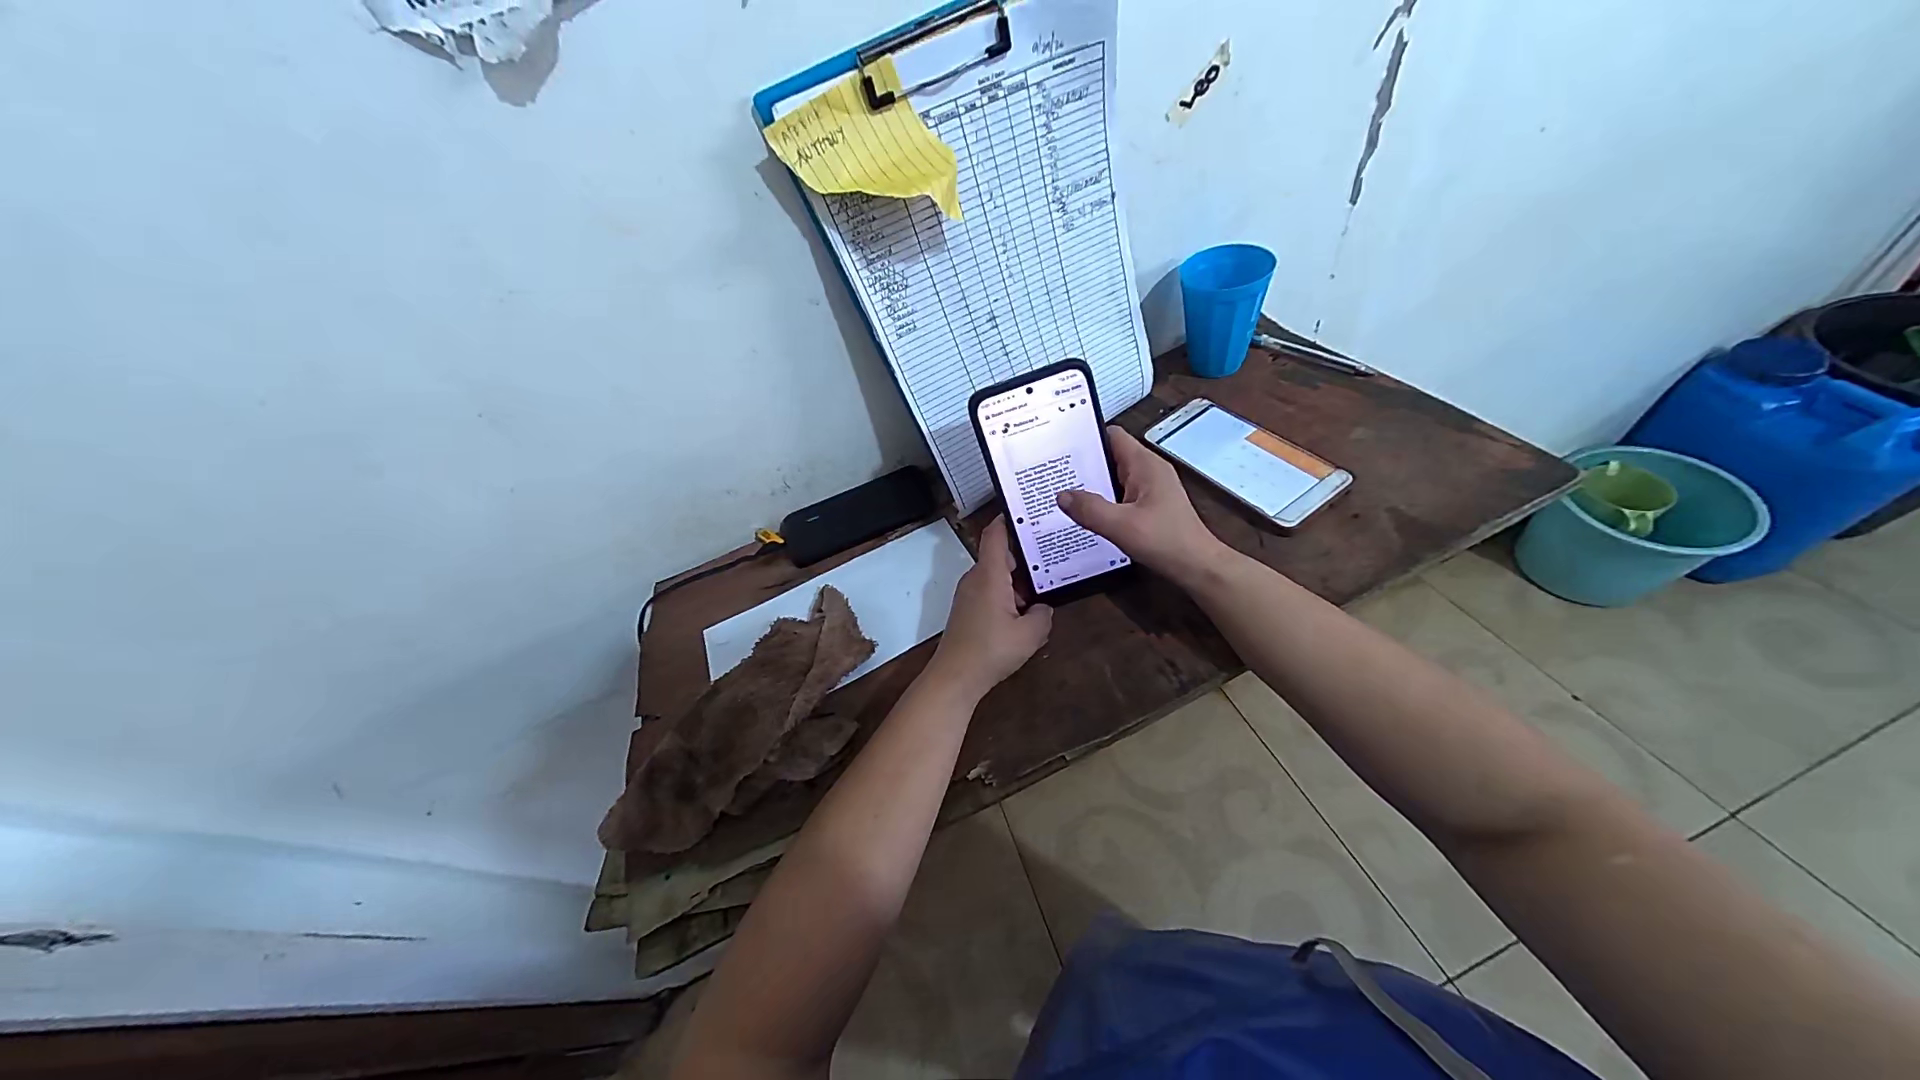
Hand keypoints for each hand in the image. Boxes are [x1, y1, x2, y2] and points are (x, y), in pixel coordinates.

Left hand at [925, 516, 1052, 699]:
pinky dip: (1008, 596)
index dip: (1009, 518)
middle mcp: (976, 578)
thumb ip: (1043, 615)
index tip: (1028, 510)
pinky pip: (991, 592)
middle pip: (1001, 556)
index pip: (995, 533)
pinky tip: (1026, 613)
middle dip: (1026, 557)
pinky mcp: (968, 610)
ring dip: (1019, 582)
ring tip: (1046, 588)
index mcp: (989, 574)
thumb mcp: (1031, 634)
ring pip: (997, 576)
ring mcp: (969, 594)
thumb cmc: (991, 651)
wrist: (955, 677)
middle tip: (1053, 554)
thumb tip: (1042, 609)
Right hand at [1057, 425, 1225, 584]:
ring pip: (1113, 477)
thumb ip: (1089, 509)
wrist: (1197, 566)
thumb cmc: (1166, 541)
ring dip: (1091, 485)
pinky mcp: (1149, 505)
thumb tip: (1062, 496)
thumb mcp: (1121, 525)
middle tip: (1054, 473)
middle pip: (1110, 456)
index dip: (1086, 437)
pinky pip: (1120, 495)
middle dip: (1083, 464)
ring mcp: (1150, 488)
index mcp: (1145, 465)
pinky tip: (1085, 513)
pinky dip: (1103, 500)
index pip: (1111, 435)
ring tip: (1062, 492)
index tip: (1060, 446)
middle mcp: (1148, 471)